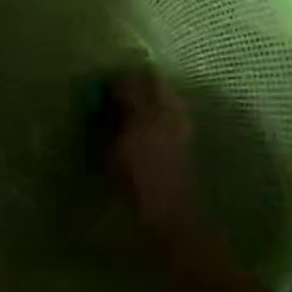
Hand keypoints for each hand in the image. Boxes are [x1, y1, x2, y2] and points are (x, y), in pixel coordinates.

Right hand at [104, 73, 201, 247]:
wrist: (171, 212)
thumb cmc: (134, 188)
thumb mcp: (110, 159)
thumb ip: (106, 130)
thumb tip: (102, 110)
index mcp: (142, 116)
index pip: (128, 84)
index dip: (114, 83)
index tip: (103, 89)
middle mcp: (164, 112)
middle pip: (153, 79)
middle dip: (136, 80)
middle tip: (121, 91)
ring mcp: (180, 120)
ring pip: (167, 90)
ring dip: (152, 89)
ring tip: (138, 103)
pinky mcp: (188, 132)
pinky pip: (175, 106)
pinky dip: (163, 104)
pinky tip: (153, 119)